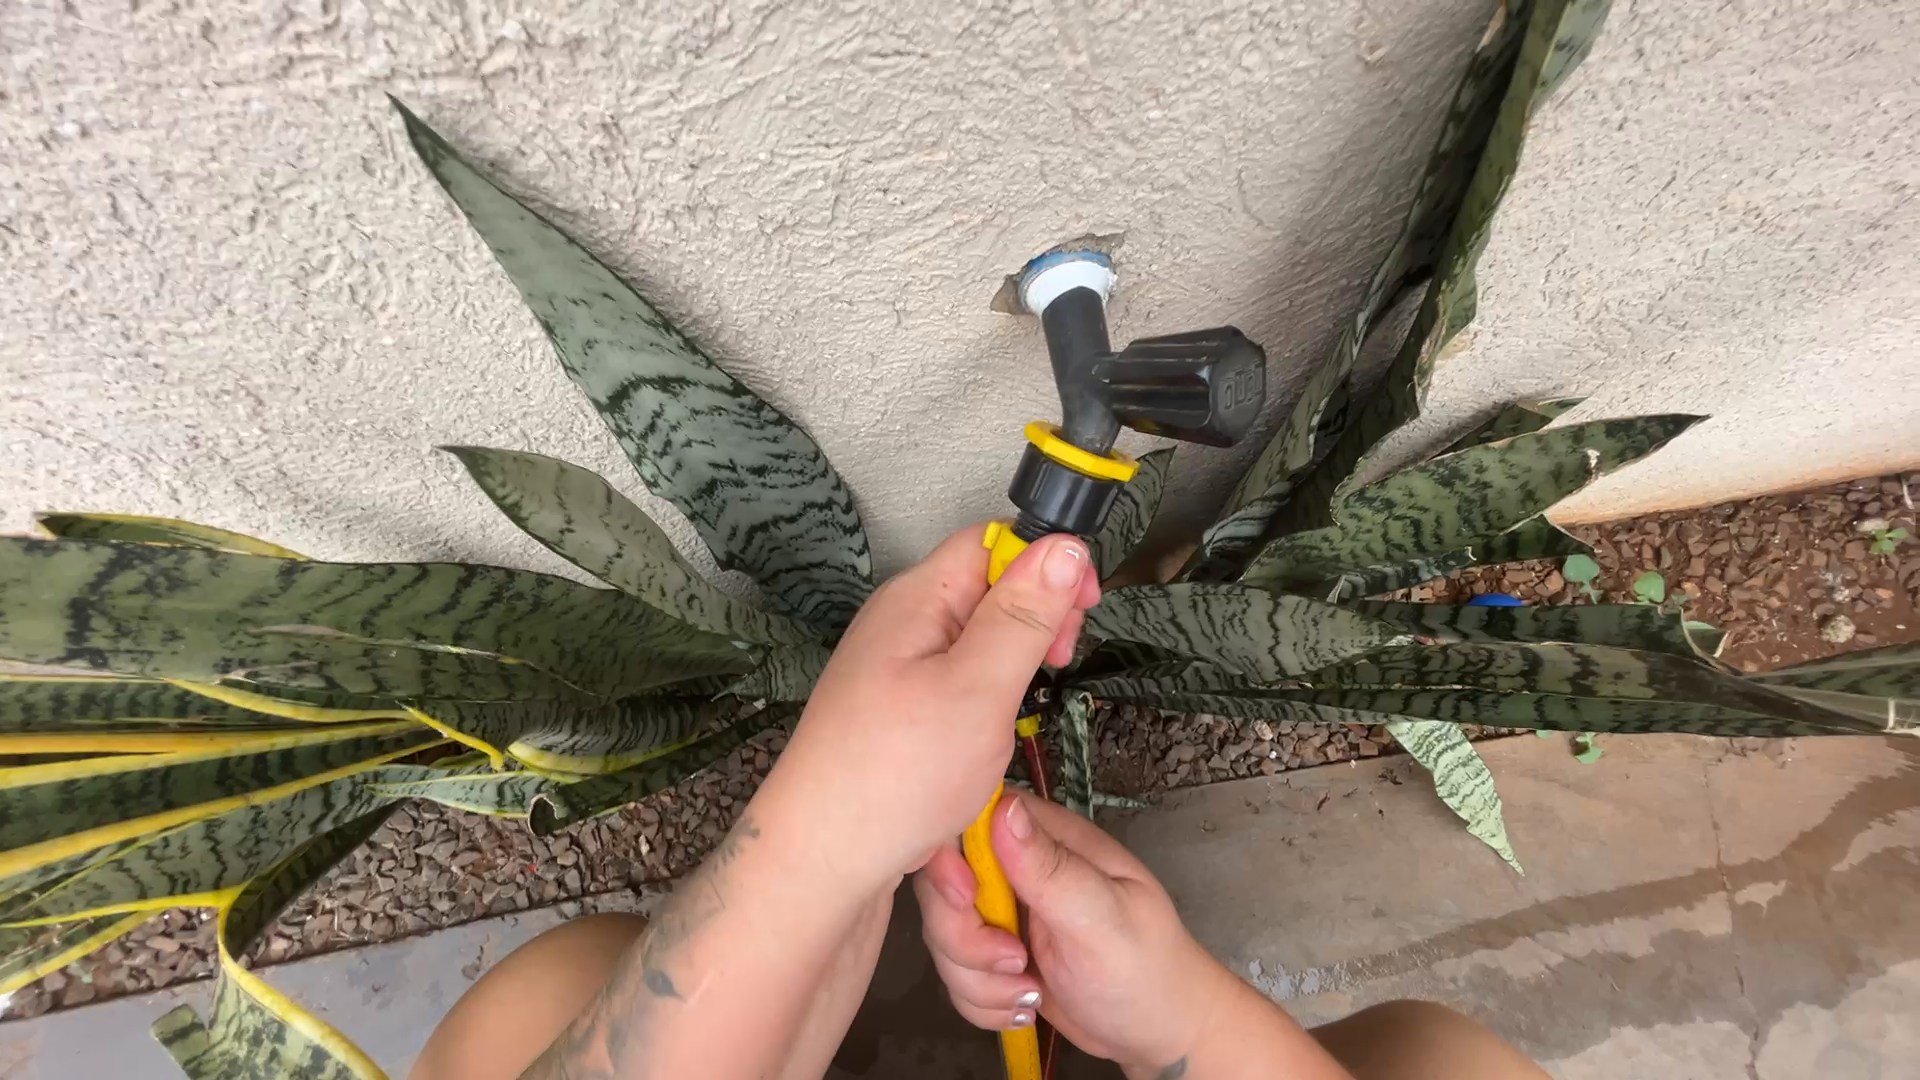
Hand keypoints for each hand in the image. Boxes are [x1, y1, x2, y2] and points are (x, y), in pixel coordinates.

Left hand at [773, 525, 1099, 883]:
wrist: (824, 861)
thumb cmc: (895, 775)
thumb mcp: (978, 688)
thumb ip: (1024, 616)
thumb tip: (1066, 547)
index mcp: (916, 599)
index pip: (990, 542)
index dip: (1045, 561)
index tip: (1083, 605)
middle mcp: (902, 621)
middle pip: (986, 584)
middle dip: (1036, 611)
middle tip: (1060, 657)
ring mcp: (897, 664)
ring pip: (976, 634)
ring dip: (1016, 655)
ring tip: (1025, 699)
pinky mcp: (900, 704)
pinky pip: (958, 673)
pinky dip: (990, 688)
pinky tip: (994, 723)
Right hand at [914, 791, 1240, 1074]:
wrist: (1156, 1030)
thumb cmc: (1144, 967)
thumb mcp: (1102, 918)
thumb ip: (1051, 867)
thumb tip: (1003, 808)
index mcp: (1044, 835)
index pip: (968, 819)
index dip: (950, 858)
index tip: (968, 901)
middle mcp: (1014, 862)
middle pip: (943, 881)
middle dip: (964, 936)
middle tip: (1015, 962)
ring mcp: (1001, 907)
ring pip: (943, 931)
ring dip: (976, 978)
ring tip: (1029, 991)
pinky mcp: (992, 949)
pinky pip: (953, 969)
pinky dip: (979, 999)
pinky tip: (1022, 1004)